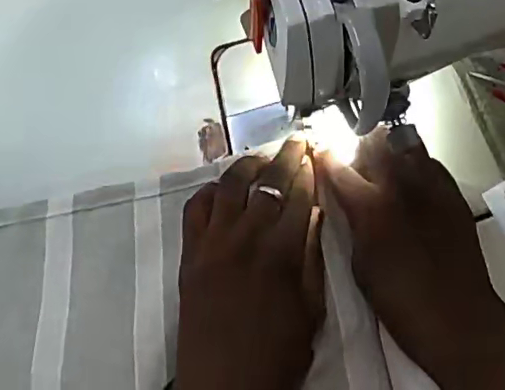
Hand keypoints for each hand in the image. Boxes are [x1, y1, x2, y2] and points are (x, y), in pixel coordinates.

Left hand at [176, 137, 323, 389]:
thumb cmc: (276, 355)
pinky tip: (221, 187)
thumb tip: (314, 215)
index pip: (298, 194)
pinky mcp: (190, 248)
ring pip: (230, 183)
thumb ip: (312, 258)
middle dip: (285, 155)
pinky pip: (196, 205)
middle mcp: (246, 234)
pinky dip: (210, 190)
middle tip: (296, 139)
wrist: (224, 384)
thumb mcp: (310, 311)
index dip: (307, 169)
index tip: (313, 152)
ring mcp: (214, 238)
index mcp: (281, 251)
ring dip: (249, 164)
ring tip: (262, 156)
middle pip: (268, 181)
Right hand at [317, 129, 504, 388]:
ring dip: (387, 146)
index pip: (333, 160)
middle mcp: (398, 183)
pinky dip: (414, 162)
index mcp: (368, 204)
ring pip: (402, 140)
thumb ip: (349, 219)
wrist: (461, 323)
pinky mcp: (451, 191)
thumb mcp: (358, 261)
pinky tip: (411, 181)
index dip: (321, 153)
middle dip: (357, 144)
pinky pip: (427, 160)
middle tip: (353, 161)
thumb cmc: (401, 301)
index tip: (316, 151)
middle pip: (370, 138)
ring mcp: (428, 183)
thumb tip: (342, 199)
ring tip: (383, 163)